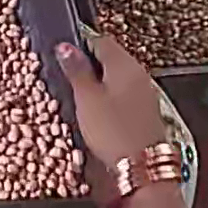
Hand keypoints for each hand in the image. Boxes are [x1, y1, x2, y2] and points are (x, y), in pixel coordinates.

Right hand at [55, 36, 165, 196]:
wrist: (142, 167)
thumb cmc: (112, 130)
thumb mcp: (86, 97)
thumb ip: (76, 69)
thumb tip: (64, 46)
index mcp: (124, 64)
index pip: (101, 40)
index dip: (80, 41)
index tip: (63, 50)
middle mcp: (138, 73)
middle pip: (111, 57)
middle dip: (89, 62)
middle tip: (67, 72)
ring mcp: (144, 93)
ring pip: (117, 76)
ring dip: (98, 80)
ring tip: (78, 92)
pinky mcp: (144, 111)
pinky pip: (123, 93)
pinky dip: (108, 95)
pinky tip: (96, 109)